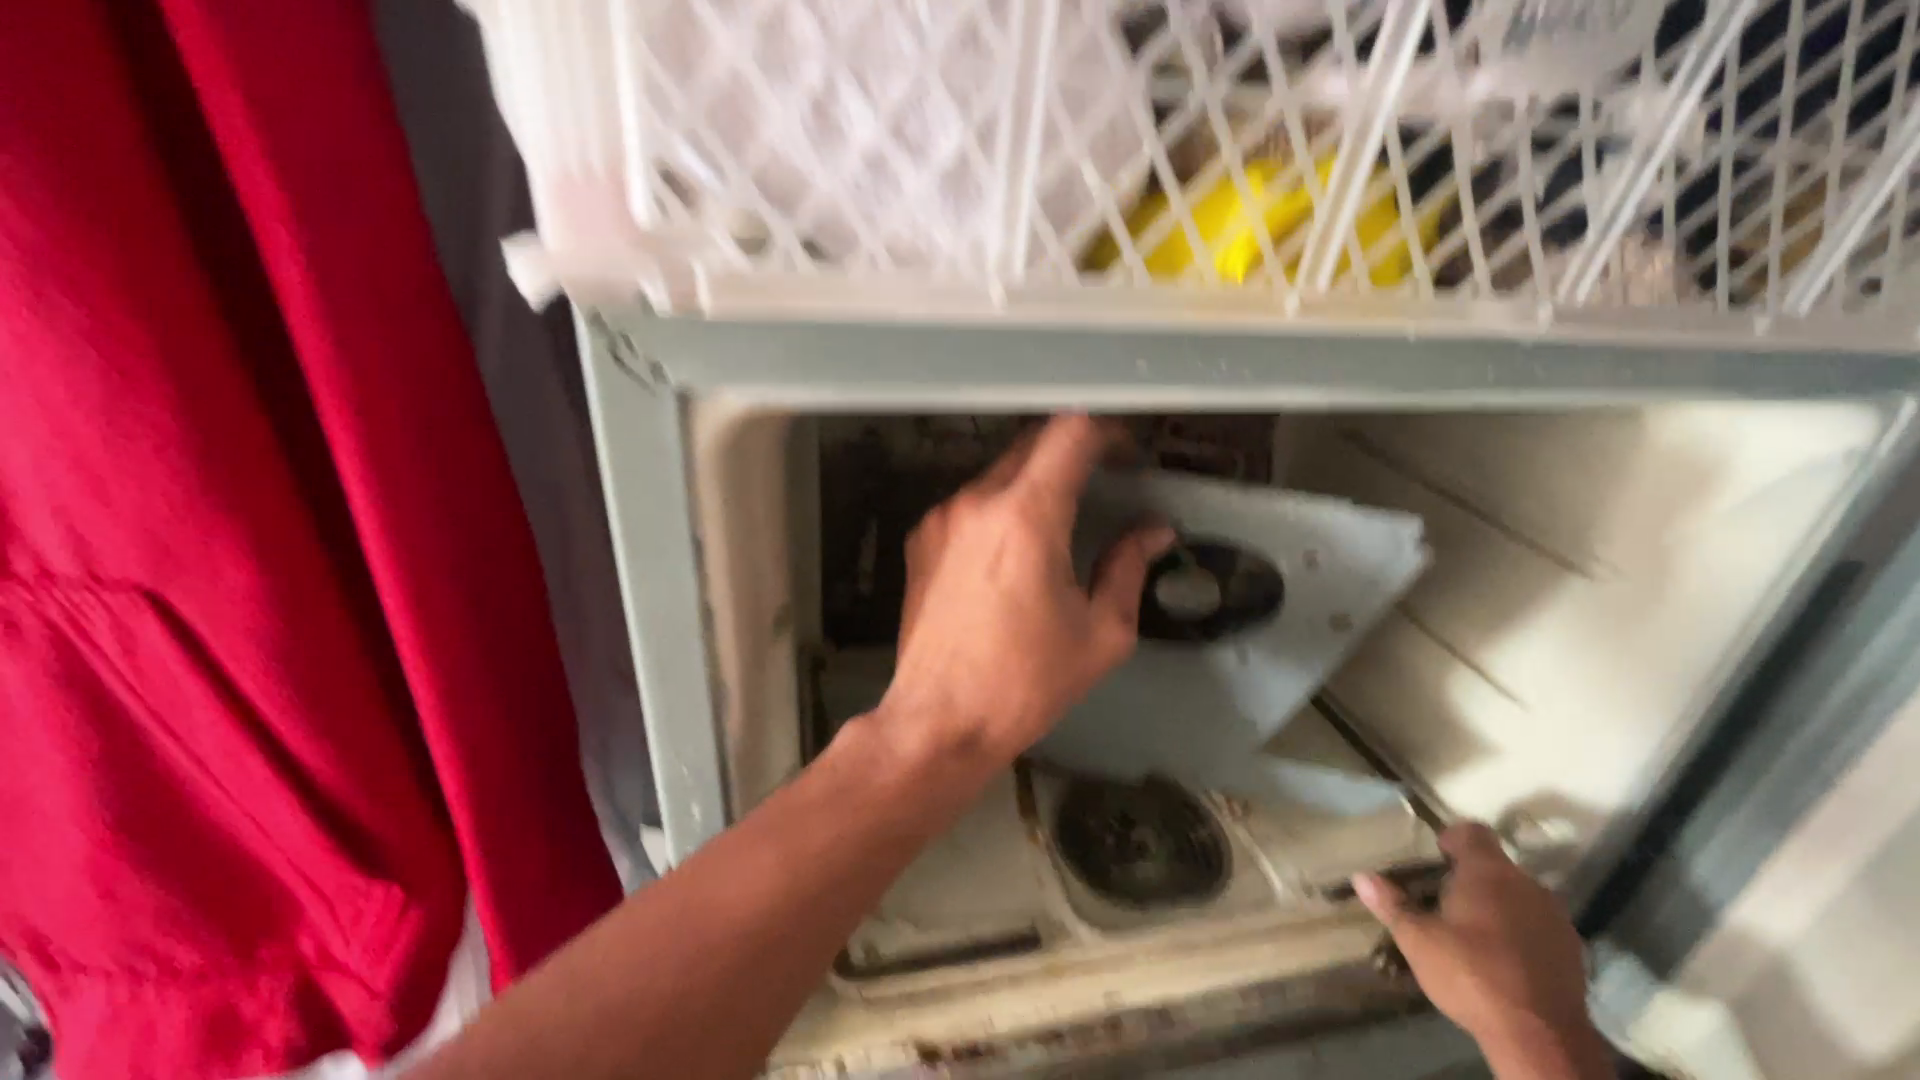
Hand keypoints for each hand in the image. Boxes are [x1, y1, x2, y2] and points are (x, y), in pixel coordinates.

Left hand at [878, 414, 1175, 767]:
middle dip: (1072, 455)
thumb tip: (1153, 531)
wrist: (939, 721)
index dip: (1105, 431)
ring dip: (1033, 484)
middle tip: (1102, 484)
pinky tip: (1011, 554)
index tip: (1125, 453)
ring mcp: (941, 518)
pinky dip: (999, 510)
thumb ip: (1128, 567)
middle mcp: (976, 502)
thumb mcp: (1100, 633)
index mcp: (1027, 516)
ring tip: (1058, 526)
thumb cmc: (1026, 683)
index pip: (1070, 432)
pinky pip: (970, 504)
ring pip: (998, 474)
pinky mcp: (920, 540)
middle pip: (1032, 445)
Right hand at [1354, 824, 1609, 1079]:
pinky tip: (1502, 960)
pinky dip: (1520, 932)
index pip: (1473, 832)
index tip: (1436, 858)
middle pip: (1495, 866)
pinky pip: (1538, 925)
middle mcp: (1527, 885)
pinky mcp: (1572, 950)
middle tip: (1443, 903)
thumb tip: (1361, 876)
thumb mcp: (1418, 941)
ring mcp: (1555, 917)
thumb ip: (1392, 905)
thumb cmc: (1471, 974)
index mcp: (1488, 873)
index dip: (1452, 839)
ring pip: (1519, 896)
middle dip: (1470, 878)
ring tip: (1472, 935)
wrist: (1540, 1036)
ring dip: (1497, 905)